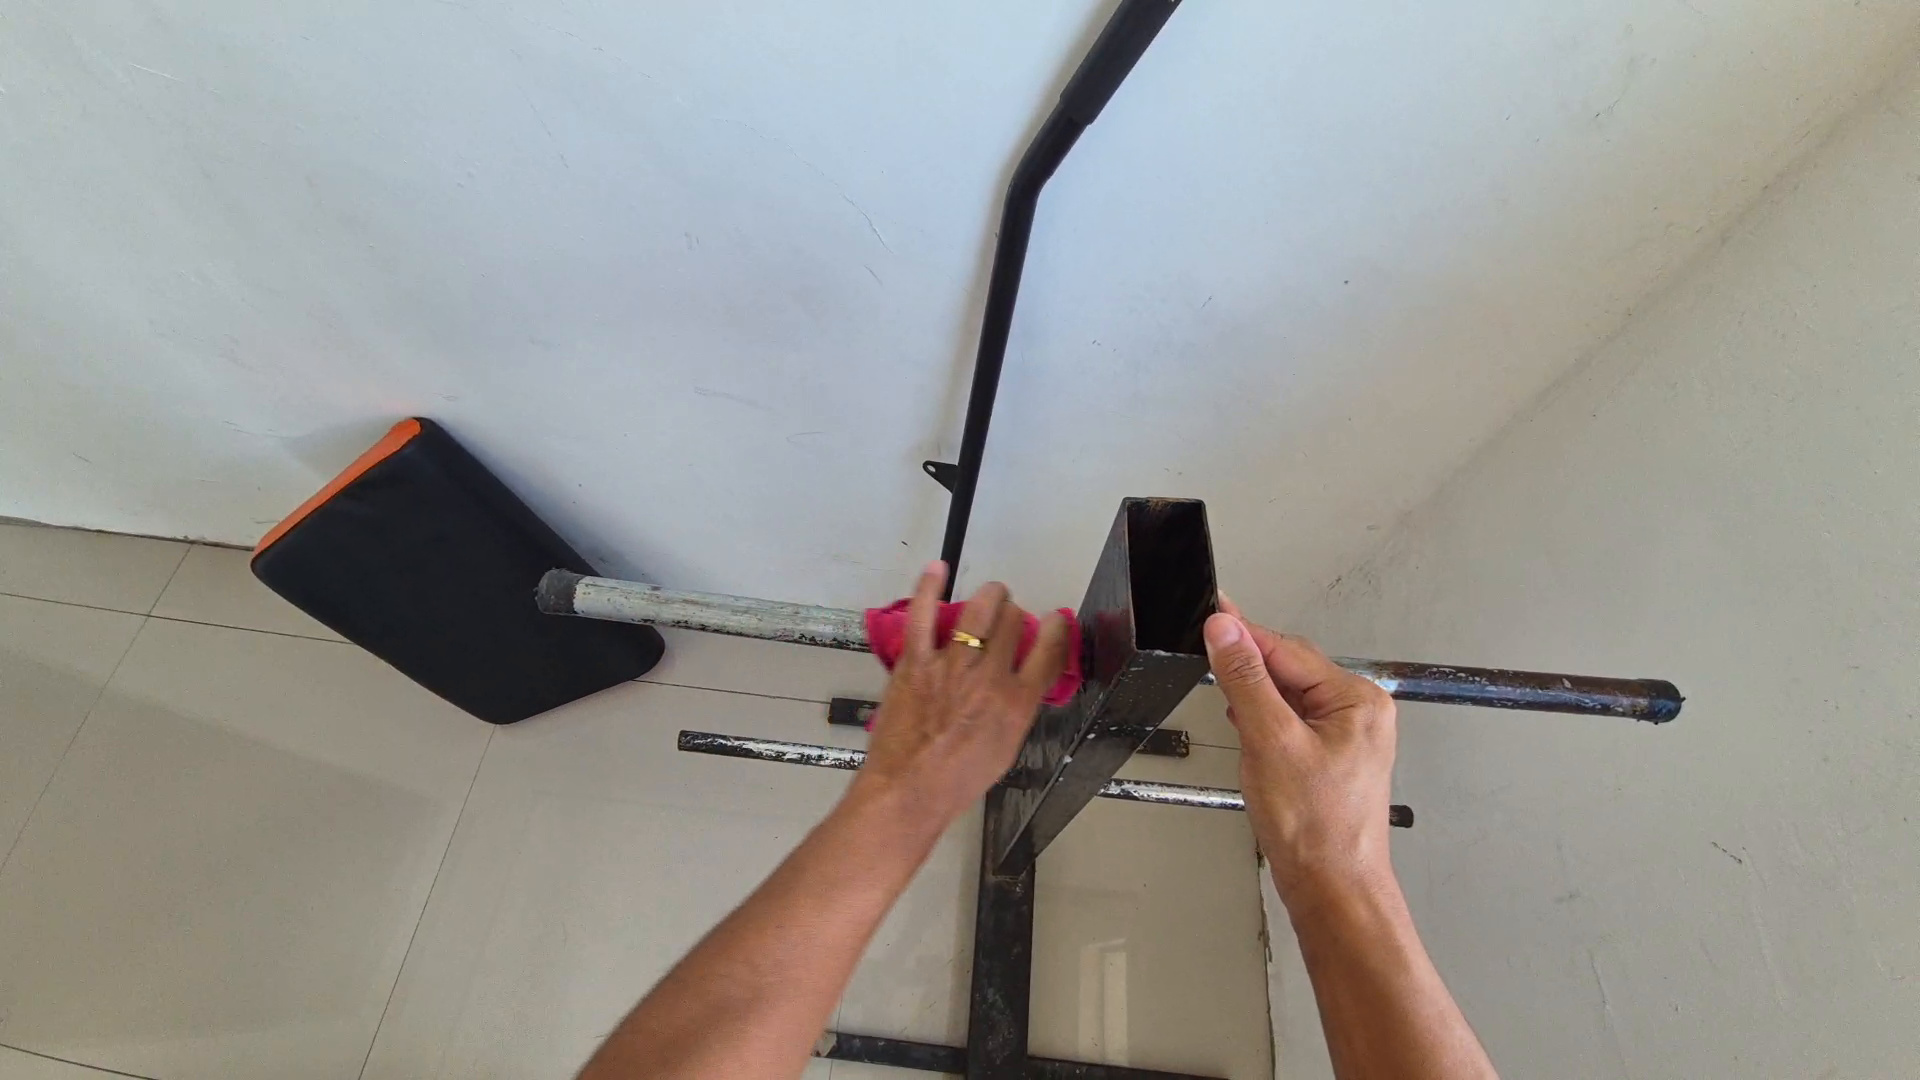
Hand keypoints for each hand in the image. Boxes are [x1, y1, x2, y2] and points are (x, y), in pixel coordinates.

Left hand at [854, 562, 1071, 831]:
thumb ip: (1016, 708)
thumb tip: (1019, 681)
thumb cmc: (958, 778)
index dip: (1056, 629)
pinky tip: (937, 569)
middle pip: (1013, 623)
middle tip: (1007, 619)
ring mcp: (952, 664)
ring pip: (980, 610)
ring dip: (991, 595)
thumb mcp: (1005, 748)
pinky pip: (924, 614)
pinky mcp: (917, 660)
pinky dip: (930, 587)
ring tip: (991, 595)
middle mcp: (990, 676)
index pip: (1049, 651)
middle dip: (1015, 614)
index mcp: (1016, 702)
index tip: (1054, 620)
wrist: (909, 790)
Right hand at [1205, 596, 1397, 907]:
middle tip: (1206, 652)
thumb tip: (1225, 629)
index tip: (1210, 614)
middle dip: (1246, 665)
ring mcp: (1342, 734)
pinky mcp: (1325, 754)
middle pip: (1287, 667)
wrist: (1330, 889)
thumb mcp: (1269, 739)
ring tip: (1227, 699)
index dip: (1242, 633)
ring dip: (1251, 692)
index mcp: (1355, 700)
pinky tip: (1244, 723)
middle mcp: (1356, 712)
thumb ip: (1245, 678)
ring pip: (1285, 692)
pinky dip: (1260, 715)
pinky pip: (1287, 716)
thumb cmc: (1315, 825)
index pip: (1286, 650)